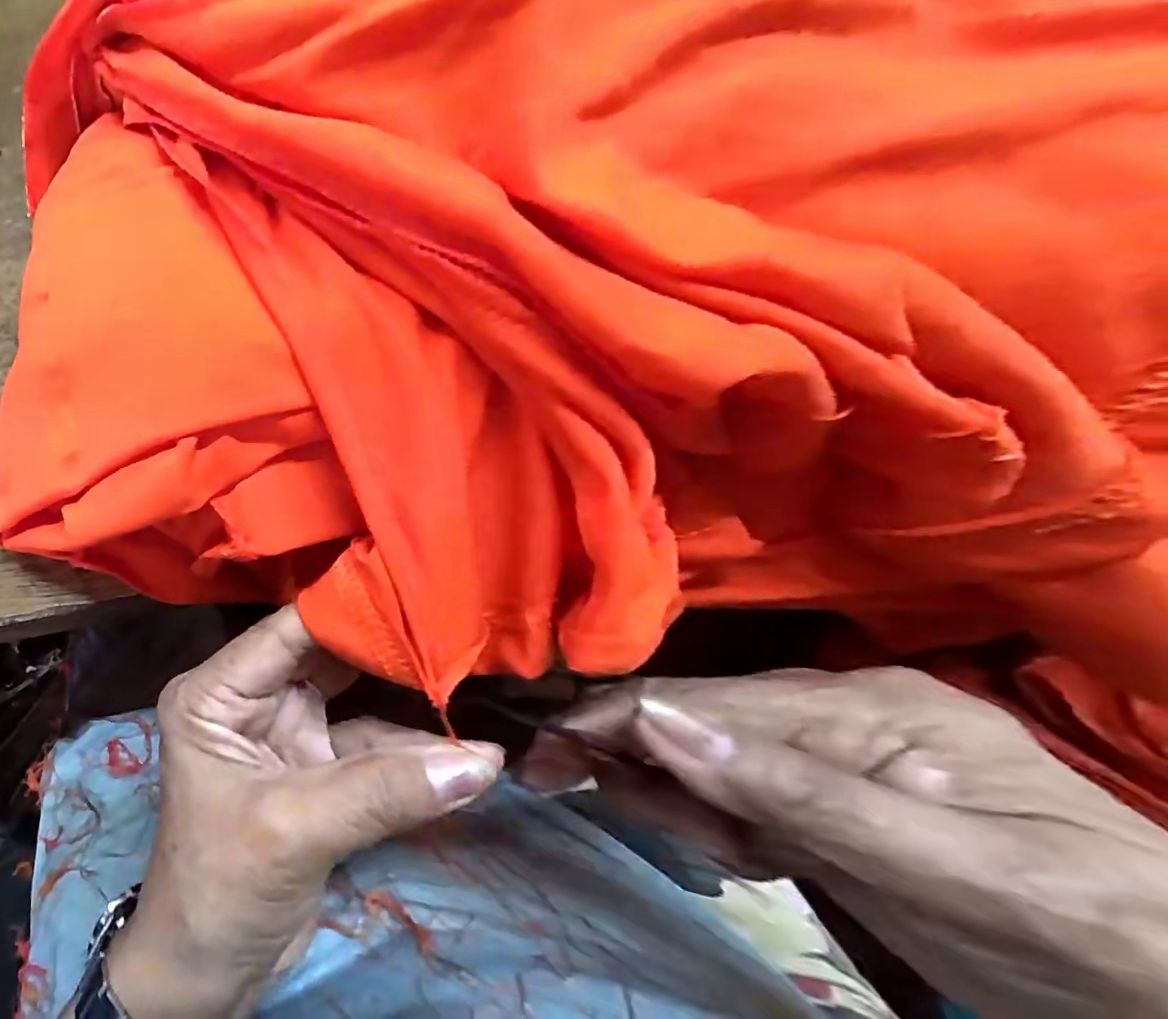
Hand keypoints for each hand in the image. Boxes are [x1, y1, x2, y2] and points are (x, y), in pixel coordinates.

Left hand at [105, 607, 503, 1018]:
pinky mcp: (315, 771)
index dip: (344, 609)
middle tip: (451, 623)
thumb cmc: (222, 885)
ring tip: (472, 682)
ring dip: (408, 706)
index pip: (284, 631)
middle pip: (323, 658)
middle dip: (383, 647)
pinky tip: (465, 754)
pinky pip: (370, 751)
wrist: (209, 973)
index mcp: (215, 693)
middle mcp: (248, 701)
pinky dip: (412, 756)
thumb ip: (383, 791)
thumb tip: (481, 761)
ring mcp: (285, 734)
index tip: (409, 588)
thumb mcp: (294, 827)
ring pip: (355, 703)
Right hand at [522, 667, 1167, 1018]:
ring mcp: (833, 754)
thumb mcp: (955, 873)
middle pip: (692, 722)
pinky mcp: (831, 798)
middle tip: (564, 791)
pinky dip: (711, 819)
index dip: (613, 723)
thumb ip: (797, 791)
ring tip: (705, 847)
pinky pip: (736, 793)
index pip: (701, 702)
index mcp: (861, 706)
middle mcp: (835, 712)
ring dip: (674, 798)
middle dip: (629, 759)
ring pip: (705, 757)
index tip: (540, 756)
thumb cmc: (1101, 938)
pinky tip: (733, 849)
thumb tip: (655, 721)